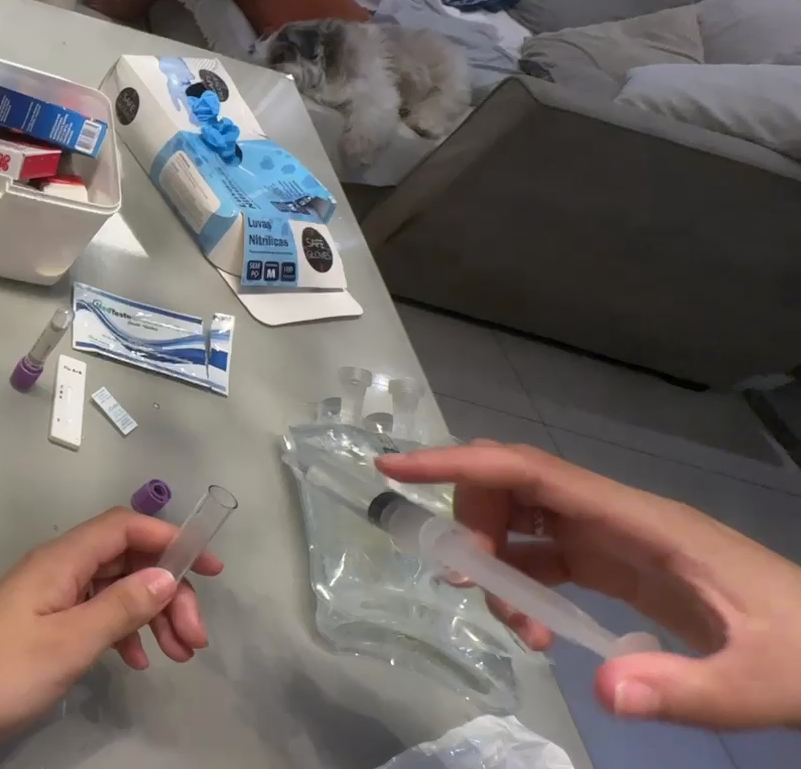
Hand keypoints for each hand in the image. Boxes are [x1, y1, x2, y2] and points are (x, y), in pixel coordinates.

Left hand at [0, 508, 220, 752]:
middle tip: (194, 640)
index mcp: (61, 560)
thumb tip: (166, 575)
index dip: (168, 537)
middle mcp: (58, 568)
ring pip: (114, 587)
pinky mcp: (46, 622)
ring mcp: (51, 595)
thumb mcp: (70, 641)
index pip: (122, 526)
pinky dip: (124, 631)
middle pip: (125, 558)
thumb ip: (120, 607)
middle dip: (167, 589)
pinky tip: (136, 662)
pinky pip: (97, 613)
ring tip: (178, 655)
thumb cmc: (3, 669)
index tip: (210, 567)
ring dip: (151, 613)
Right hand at [378, 442, 800, 728]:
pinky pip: (540, 555)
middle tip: (467, 579)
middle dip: (472, 526)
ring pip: (517, 521)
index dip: (454, 464)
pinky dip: (517, 584)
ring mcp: (613, 540)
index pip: (525, 472)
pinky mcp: (615, 566)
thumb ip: (691, 688)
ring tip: (509, 621)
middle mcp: (615, 517)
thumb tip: (602, 691)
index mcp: (639, 520)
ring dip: (492, 560)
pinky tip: (529, 627)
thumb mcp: (775, 682)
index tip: (393, 470)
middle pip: (509, 491)